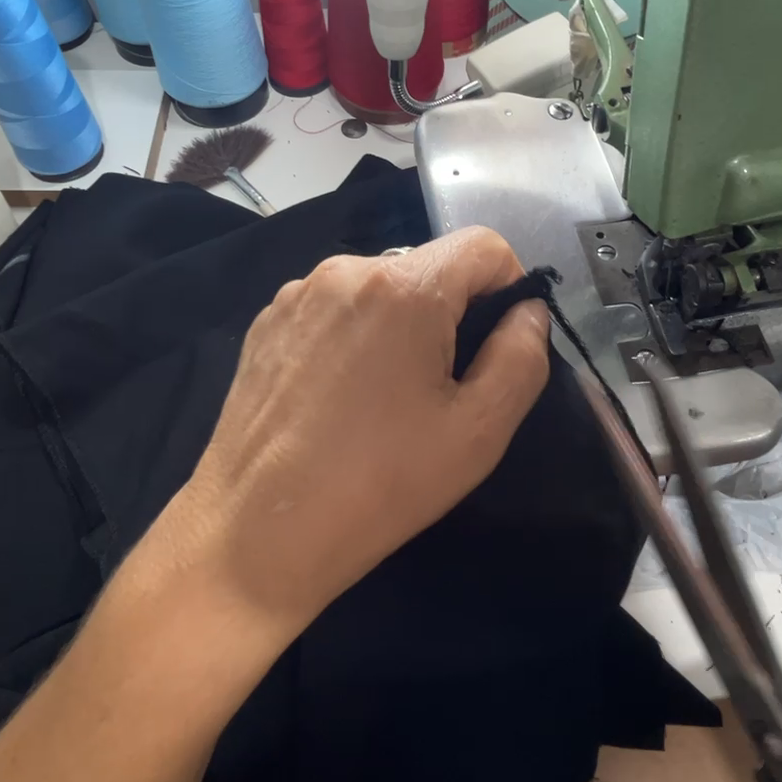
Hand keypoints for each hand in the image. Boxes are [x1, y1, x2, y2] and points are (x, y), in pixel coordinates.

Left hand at [156, 226, 551, 637]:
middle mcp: (346, 271)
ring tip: (382, 401)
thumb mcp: (477, 433)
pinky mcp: (266, 322)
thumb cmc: (378, 485)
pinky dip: (353, 336)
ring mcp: (297, 294)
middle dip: (450, 314)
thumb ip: (521, 359)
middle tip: (439, 390)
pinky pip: (334, 309)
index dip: (508, 287)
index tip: (496, 346)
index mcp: (403, 287)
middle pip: (428, 266)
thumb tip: (527, 312)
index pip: (484, 245)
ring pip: (380, 288)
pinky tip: (336, 399)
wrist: (254, 536)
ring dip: (399, 326)